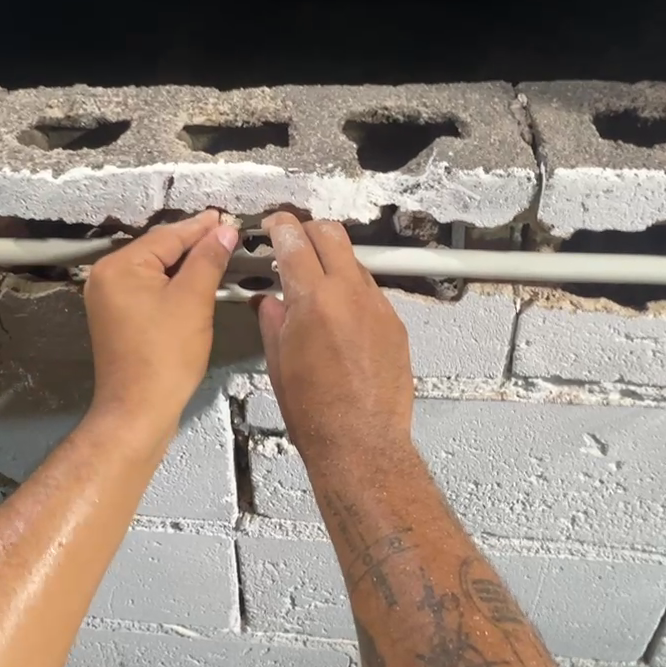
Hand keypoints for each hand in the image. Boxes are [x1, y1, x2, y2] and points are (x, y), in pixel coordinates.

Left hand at [84, 210, 238, 431]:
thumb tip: (224, 231)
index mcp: (119, 267)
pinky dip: (172, 283)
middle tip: (228, 233)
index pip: (167, 236)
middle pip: (158, 250)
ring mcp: (108, 299)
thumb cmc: (166, 355)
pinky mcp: (117, 318)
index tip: (228, 218)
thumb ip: (208, 259)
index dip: (202, 227)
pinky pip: (148, 288)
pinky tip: (196, 280)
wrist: (139, 410)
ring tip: (218, 252)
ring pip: (154, 269)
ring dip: (185, 263)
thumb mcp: (193, 300)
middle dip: (194, 243)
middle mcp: (106, 277)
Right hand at [255, 212, 413, 462]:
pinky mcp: (395, 323)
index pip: (294, 240)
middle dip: (309, 230)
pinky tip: (340, 315)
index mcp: (313, 300)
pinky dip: (352, 291)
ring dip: (332, 262)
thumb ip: (273, 320)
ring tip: (316, 284)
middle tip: (294, 242)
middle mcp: (349, 294)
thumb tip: (270, 301)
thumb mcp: (278, 362)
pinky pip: (371, 291)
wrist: (361, 443)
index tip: (273, 223)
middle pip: (332, 234)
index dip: (280, 225)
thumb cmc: (314, 411)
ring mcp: (377, 307)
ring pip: (354, 261)